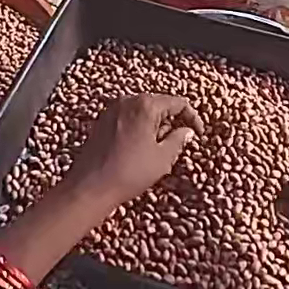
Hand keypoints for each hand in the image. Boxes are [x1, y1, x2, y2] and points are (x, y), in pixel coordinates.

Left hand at [60, 94, 203, 207]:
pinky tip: (141, 148)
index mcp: (145, 105)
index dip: (192, 117)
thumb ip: (179, 139)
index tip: (198, 133)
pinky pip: (129, 118)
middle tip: (180, 142)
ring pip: (143, 111)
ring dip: (156, 125)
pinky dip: (140, 128)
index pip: (178, 102)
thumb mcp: (162, 158)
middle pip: (159, 103)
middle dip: (172, 121)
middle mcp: (127, 101)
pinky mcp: (102, 121)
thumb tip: (186, 131)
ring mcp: (112, 110)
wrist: (90, 187)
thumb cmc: (128, 172)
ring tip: (160, 149)